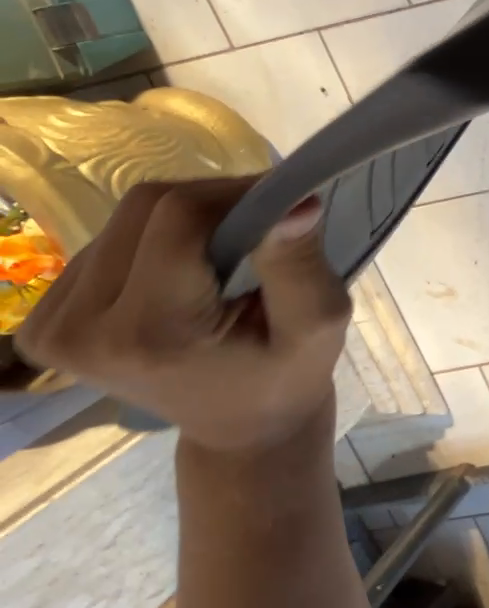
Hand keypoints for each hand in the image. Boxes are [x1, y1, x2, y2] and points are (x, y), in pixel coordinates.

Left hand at [15, 181, 347, 453]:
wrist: (243, 423)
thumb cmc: (289, 371)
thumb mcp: (318, 321)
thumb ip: (299, 263)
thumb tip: (296, 204)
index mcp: (149, 330)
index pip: (178, 216)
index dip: (238, 193)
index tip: (286, 204)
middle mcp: (79, 327)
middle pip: (145, 208)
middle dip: (215, 201)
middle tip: (265, 223)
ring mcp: (49, 326)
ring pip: (125, 220)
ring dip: (189, 218)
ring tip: (234, 249)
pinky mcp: (42, 322)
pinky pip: (107, 242)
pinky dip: (160, 238)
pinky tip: (192, 266)